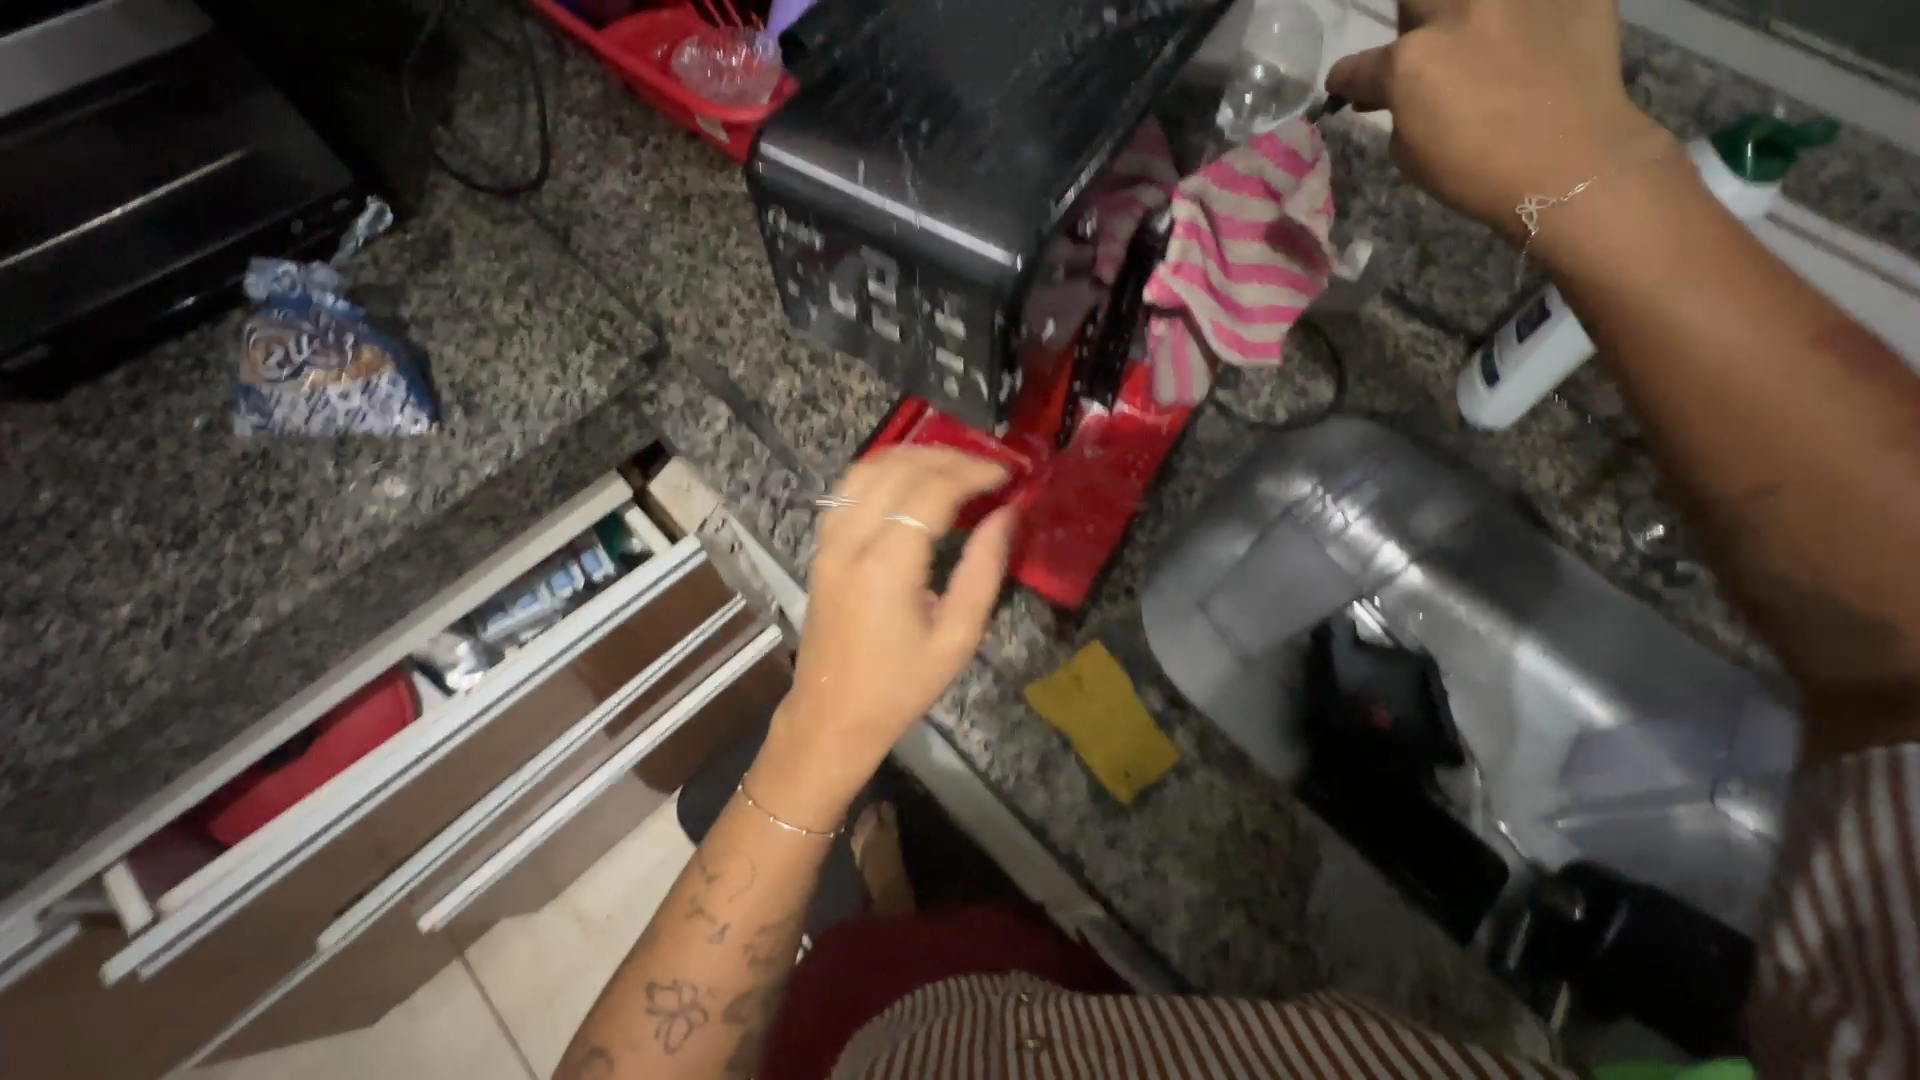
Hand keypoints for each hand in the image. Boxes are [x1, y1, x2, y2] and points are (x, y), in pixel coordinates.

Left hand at [746, 447, 1015, 829]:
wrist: (832, 716)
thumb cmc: (901, 686)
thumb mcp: (957, 637)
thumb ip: (984, 569)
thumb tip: (1008, 514)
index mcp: (887, 567)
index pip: (932, 491)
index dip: (973, 473)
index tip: (1008, 475)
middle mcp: (850, 542)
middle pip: (898, 468)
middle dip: (948, 457)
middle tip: (988, 467)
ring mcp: (828, 542)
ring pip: (865, 468)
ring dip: (912, 455)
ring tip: (953, 465)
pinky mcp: (820, 548)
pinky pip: (846, 489)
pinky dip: (881, 471)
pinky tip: (909, 480)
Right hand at [1326, 0, 1671, 240]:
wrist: (1572, 164)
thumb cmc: (1476, 174)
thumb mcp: (1410, 155)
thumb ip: (1398, 110)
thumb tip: (1396, 93)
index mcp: (1408, 61)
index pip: (1355, 66)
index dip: (1346, 82)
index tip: (1350, 89)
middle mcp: (1458, 10)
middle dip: (1411, 24)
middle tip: (1427, 48)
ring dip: (1466, 16)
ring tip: (1483, 42)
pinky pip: (1539, 0)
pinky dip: (1530, 15)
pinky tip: (1534, 41)